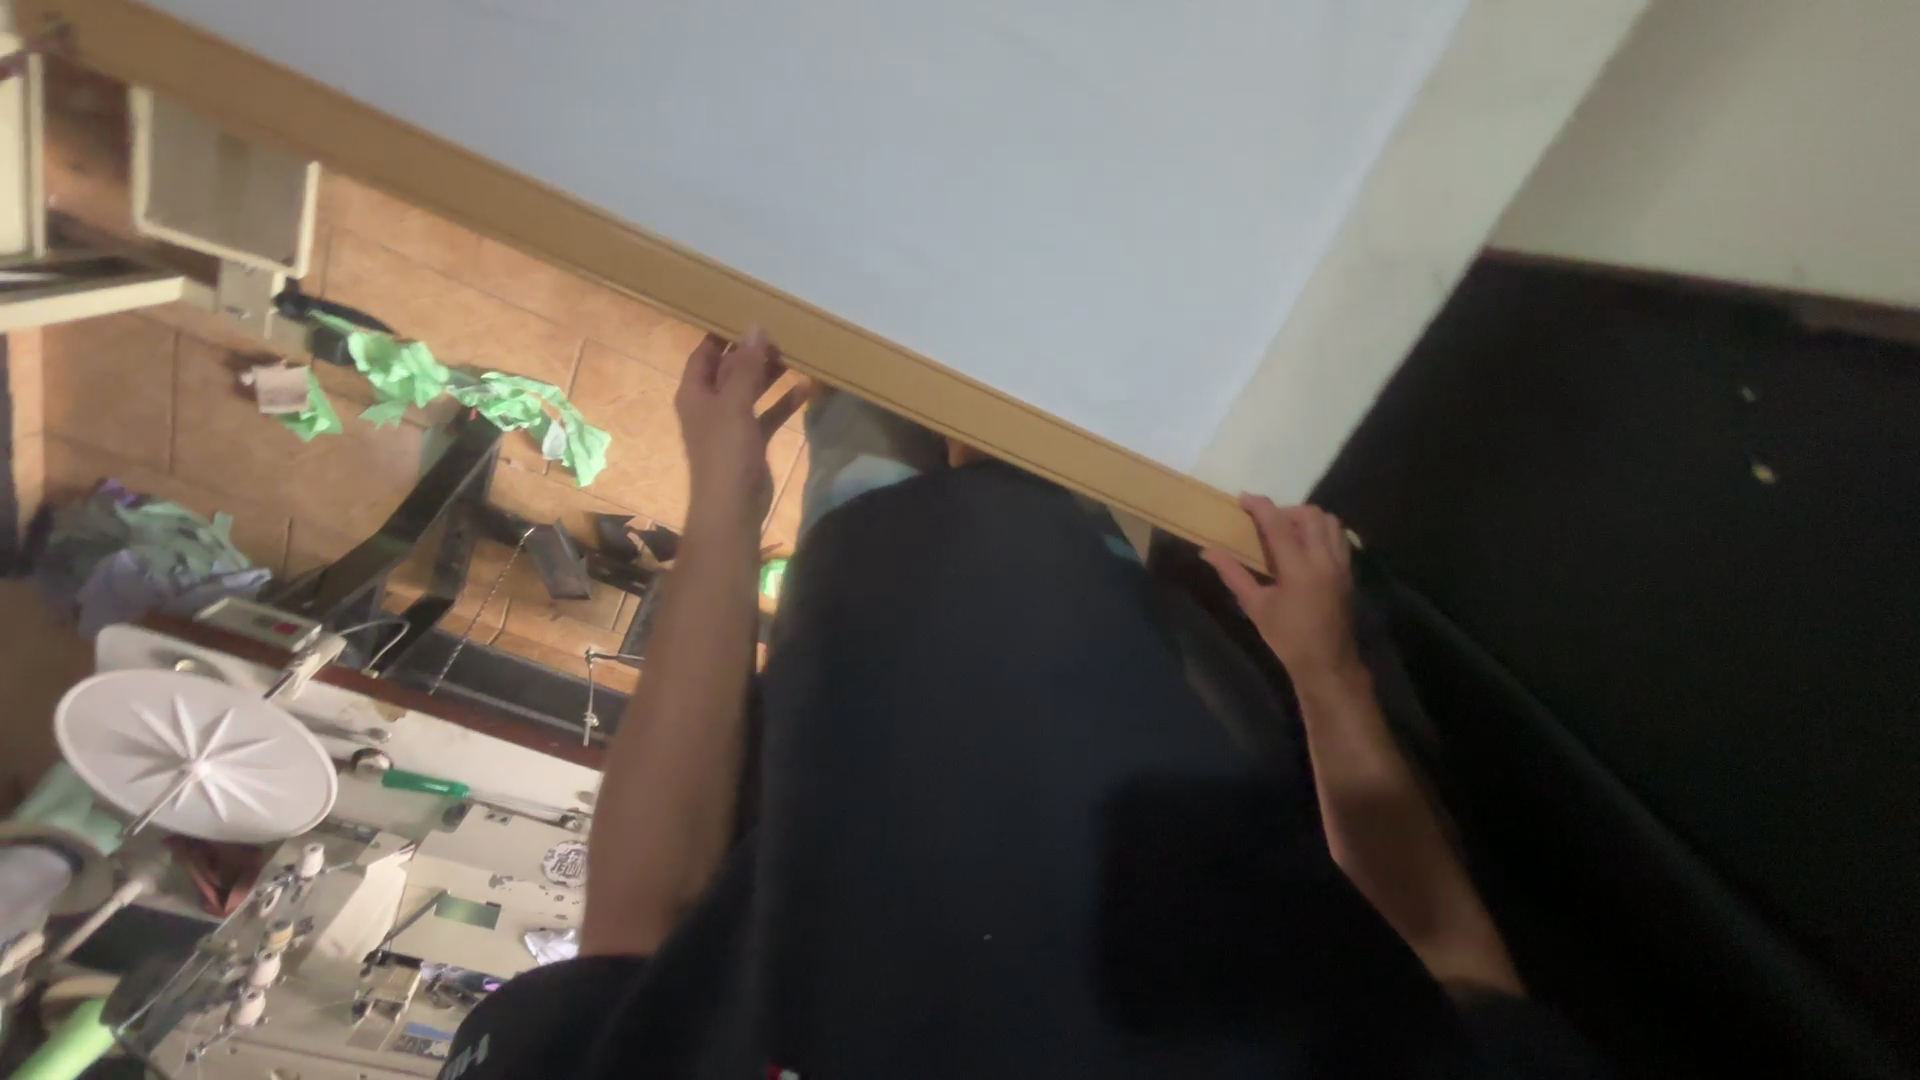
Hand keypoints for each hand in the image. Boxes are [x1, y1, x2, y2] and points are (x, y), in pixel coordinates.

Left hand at [676, 328, 782, 535]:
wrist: (732, 504)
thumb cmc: (725, 451)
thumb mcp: (734, 404)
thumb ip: (745, 366)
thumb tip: (755, 327)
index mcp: (694, 393)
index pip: (702, 354)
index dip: (720, 335)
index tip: (744, 315)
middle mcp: (709, 405)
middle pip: (729, 371)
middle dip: (751, 353)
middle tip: (779, 334)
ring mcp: (730, 425)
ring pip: (750, 391)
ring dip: (769, 375)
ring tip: (793, 355)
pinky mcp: (751, 442)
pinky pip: (767, 415)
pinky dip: (783, 403)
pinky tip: (805, 389)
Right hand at [1203, 497, 1358, 680]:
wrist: (1326, 661)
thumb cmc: (1286, 636)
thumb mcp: (1255, 605)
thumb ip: (1232, 573)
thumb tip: (1207, 551)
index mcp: (1298, 568)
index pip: (1278, 524)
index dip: (1260, 506)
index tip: (1243, 498)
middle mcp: (1324, 559)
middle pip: (1310, 515)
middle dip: (1285, 510)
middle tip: (1265, 519)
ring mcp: (1341, 564)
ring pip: (1330, 522)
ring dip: (1307, 518)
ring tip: (1287, 530)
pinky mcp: (1348, 571)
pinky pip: (1338, 537)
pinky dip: (1321, 531)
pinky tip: (1304, 545)